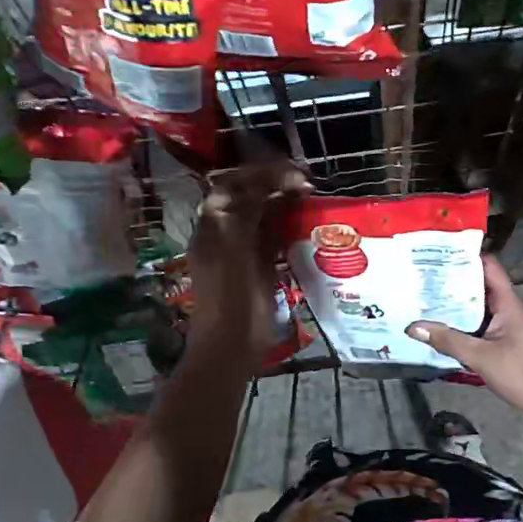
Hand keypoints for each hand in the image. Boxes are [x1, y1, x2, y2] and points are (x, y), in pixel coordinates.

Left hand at [186, 162, 309, 367]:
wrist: (230, 347)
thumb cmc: (229, 299)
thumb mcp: (235, 251)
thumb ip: (245, 216)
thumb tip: (262, 184)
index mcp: (213, 225)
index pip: (235, 185)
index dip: (262, 174)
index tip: (294, 174)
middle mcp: (226, 232)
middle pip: (250, 196)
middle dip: (275, 183)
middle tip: (306, 182)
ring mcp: (243, 249)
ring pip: (264, 214)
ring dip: (284, 201)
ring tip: (310, 195)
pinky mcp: (260, 267)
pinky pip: (274, 236)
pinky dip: (289, 224)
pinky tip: (307, 221)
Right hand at [406, 255, 522, 422]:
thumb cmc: (521, 375)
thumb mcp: (480, 357)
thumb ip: (447, 340)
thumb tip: (412, 326)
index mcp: (508, 302)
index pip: (489, 266)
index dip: (466, 255)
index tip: (438, 251)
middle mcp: (506, 308)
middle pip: (478, 283)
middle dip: (451, 278)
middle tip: (420, 274)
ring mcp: (504, 324)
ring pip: (476, 304)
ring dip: (453, 301)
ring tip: (422, 294)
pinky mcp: (501, 339)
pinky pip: (476, 322)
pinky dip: (459, 320)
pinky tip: (437, 324)